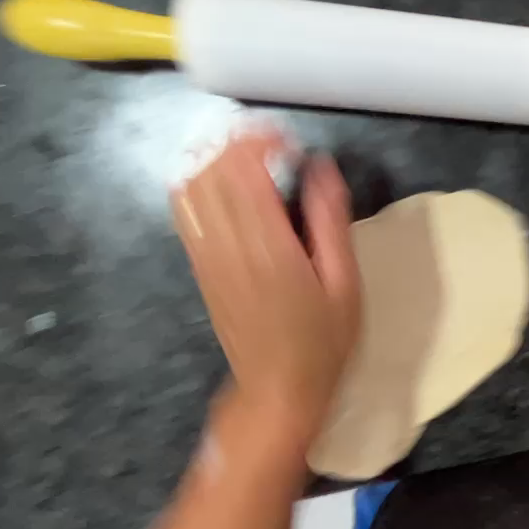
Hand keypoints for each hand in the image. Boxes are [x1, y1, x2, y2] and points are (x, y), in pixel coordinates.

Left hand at [172, 133, 362, 448]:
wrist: (277, 388)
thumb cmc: (323, 341)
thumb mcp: (344, 284)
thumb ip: (331, 224)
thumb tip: (321, 169)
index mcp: (268, 246)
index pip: (243, 168)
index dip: (261, 140)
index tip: (290, 141)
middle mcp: (227, 242)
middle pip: (211, 168)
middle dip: (238, 143)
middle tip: (275, 145)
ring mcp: (205, 253)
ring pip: (190, 184)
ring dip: (215, 160)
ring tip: (250, 161)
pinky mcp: (198, 264)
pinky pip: (184, 209)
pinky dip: (199, 184)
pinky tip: (226, 188)